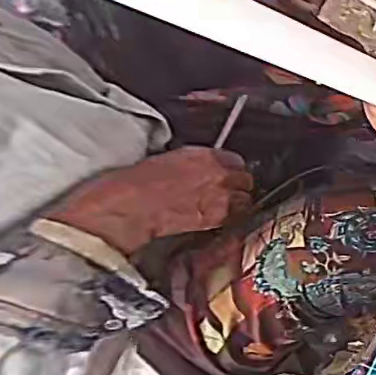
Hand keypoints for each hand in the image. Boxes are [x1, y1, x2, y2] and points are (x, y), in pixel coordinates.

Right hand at [45, 147, 252, 256]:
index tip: (227, 173)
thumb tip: (203, 168)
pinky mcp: (218, 218)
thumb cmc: (137, 182)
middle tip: (227, 190)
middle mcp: (220, 175)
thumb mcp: (168, 159)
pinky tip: (216, 216)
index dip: (230, 168)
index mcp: (206, 156)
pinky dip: (230, 216)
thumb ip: (195, 162)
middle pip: (245, 180)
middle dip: (238, 185)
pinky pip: (235, 216)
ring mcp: (223, 198)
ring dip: (238, 202)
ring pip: (245, 199)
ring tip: (223, 205)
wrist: (130, 207)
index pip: (236, 160)